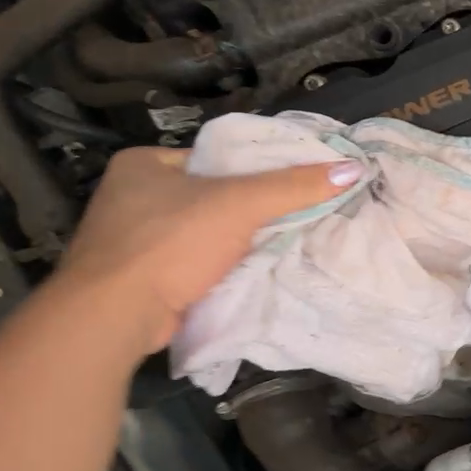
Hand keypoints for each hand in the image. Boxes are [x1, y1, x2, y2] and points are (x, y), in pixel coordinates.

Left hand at [52, 146, 362, 353]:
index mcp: (144, 163)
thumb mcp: (240, 205)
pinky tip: (257, 267)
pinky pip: (202, 257)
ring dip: (245, 238)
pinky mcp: (148, 271)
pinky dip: (229, 261)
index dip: (261, 170)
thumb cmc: (169, 244)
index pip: (218, 159)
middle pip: (218, 194)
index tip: (300, 185)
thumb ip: (294, 187)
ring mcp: (138, 235)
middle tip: (304, 213)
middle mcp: (135, 194)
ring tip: (291, 240)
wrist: (117, 311)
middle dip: (257, 208)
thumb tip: (353, 169)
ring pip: (211, 228)